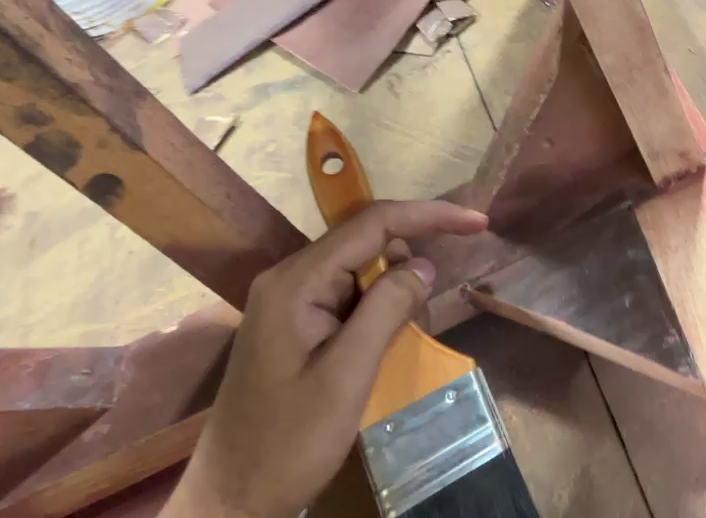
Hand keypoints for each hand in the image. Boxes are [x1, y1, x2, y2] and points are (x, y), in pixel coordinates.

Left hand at [164, 201, 489, 517]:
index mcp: (297, 281)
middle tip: (437, 299)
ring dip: (394, 291)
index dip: (429, 215)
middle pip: (367, 242)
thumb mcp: (346, 376)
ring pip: (360, 270)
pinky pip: (348, 297)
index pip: (373, 223)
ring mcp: (289, 301)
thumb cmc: (287, 442)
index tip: (476, 223)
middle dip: (412, 257)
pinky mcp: (294, 324)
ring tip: (406, 337)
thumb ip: (387, 310)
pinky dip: (377, 310)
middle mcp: (290, 278)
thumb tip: (424, 265)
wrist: (229, 501)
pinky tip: (386, 343)